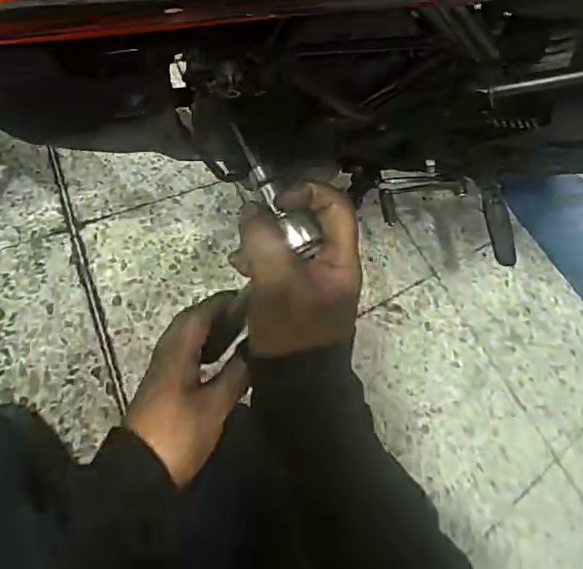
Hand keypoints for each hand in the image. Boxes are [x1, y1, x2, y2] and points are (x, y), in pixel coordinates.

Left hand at [125, 293, 251, 486]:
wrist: (139, 474)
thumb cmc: (177, 433)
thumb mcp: (214, 406)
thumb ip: (236, 374)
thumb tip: (255, 349)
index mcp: (178, 347)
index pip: (204, 310)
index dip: (228, 301)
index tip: (255, 298)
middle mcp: (169, 349)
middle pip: (195, 320)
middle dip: (222, 314)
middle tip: (253, 315)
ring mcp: (164, 368)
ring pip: (191, 337)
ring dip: (214, 331)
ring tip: (243, 333)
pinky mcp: (164, 385)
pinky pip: (188, 353)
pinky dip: (207, 349)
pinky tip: (223, 361)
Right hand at [229, 181, 362, 357]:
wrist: (294, 390)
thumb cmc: (292, 334)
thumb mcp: (275, 284)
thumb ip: (263, 242)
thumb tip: (252, 209)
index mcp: (341, 259)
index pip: (337, 205)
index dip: (310, 192)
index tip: (279, 200)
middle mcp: (333, 263)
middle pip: (311, 220)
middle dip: (279, 218)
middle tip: (253, 226)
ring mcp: (315, 277)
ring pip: (293, 240)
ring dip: (266, 238)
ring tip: (241, 253)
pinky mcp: (297, 290)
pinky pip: (282, 260)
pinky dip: (262, 256)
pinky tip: (241, 265)